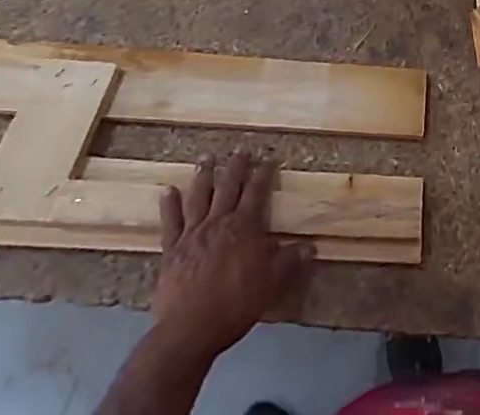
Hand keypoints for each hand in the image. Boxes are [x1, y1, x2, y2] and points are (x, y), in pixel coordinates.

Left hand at [150, 151, 315, 360]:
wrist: (190, 329)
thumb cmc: (236, 304)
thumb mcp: (272, 283)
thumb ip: (290, 262)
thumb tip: (311, 246)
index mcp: (245, 226)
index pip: (257, 191)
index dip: (264, 173)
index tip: (269, 159)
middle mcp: (219, 222)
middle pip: (228, 186)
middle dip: (236, 166)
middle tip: (240, 150)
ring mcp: (193, 234)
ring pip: (199, 197)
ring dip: (204, 176)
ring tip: (207, 158)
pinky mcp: (172, 250)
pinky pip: (171, 222)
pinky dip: (169, 205)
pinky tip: (168, 191)